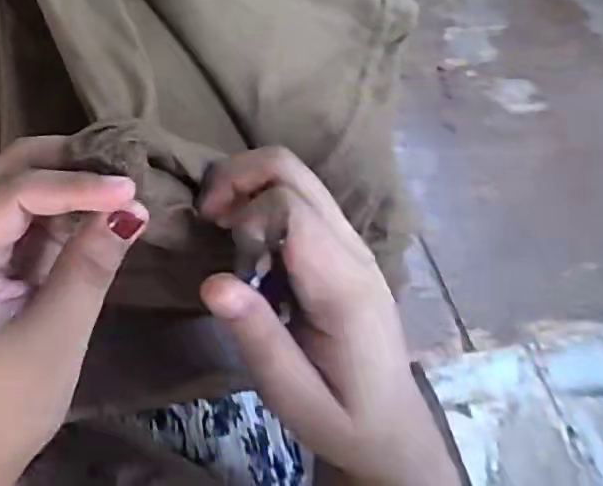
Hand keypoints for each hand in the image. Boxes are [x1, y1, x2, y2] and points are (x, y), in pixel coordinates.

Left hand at [0, 137, 147, 484]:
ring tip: (122, 180)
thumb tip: (134, 207)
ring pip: (28, 178)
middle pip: (16, 167)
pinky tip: (106, 203)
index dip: (75, 184)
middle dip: (69, 161)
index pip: (18, 191)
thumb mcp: (56, 336)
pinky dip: (74, 200)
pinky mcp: (7, 246)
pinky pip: (40, 206)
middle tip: (124, 168)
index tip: (128, 187)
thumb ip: (90, 265)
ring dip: (73, 175)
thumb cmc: (8, 399)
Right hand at [198, 148, 457, 485]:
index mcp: (343, 285)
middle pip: (289, 168)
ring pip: (292, 170)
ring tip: (219, 220)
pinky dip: (258, 192)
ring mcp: (350, 239)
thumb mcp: (294, 397)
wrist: (395, 433)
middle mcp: (352, 247)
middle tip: (207, 214)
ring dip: (245, 180)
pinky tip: (244, 232)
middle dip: (236, 175)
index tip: (225, 251)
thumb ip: (257, 337)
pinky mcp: (341, 240)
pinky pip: (296, 190)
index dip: (245, 215)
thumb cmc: (342, 420)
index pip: (289, 206)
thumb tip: (212, 283)